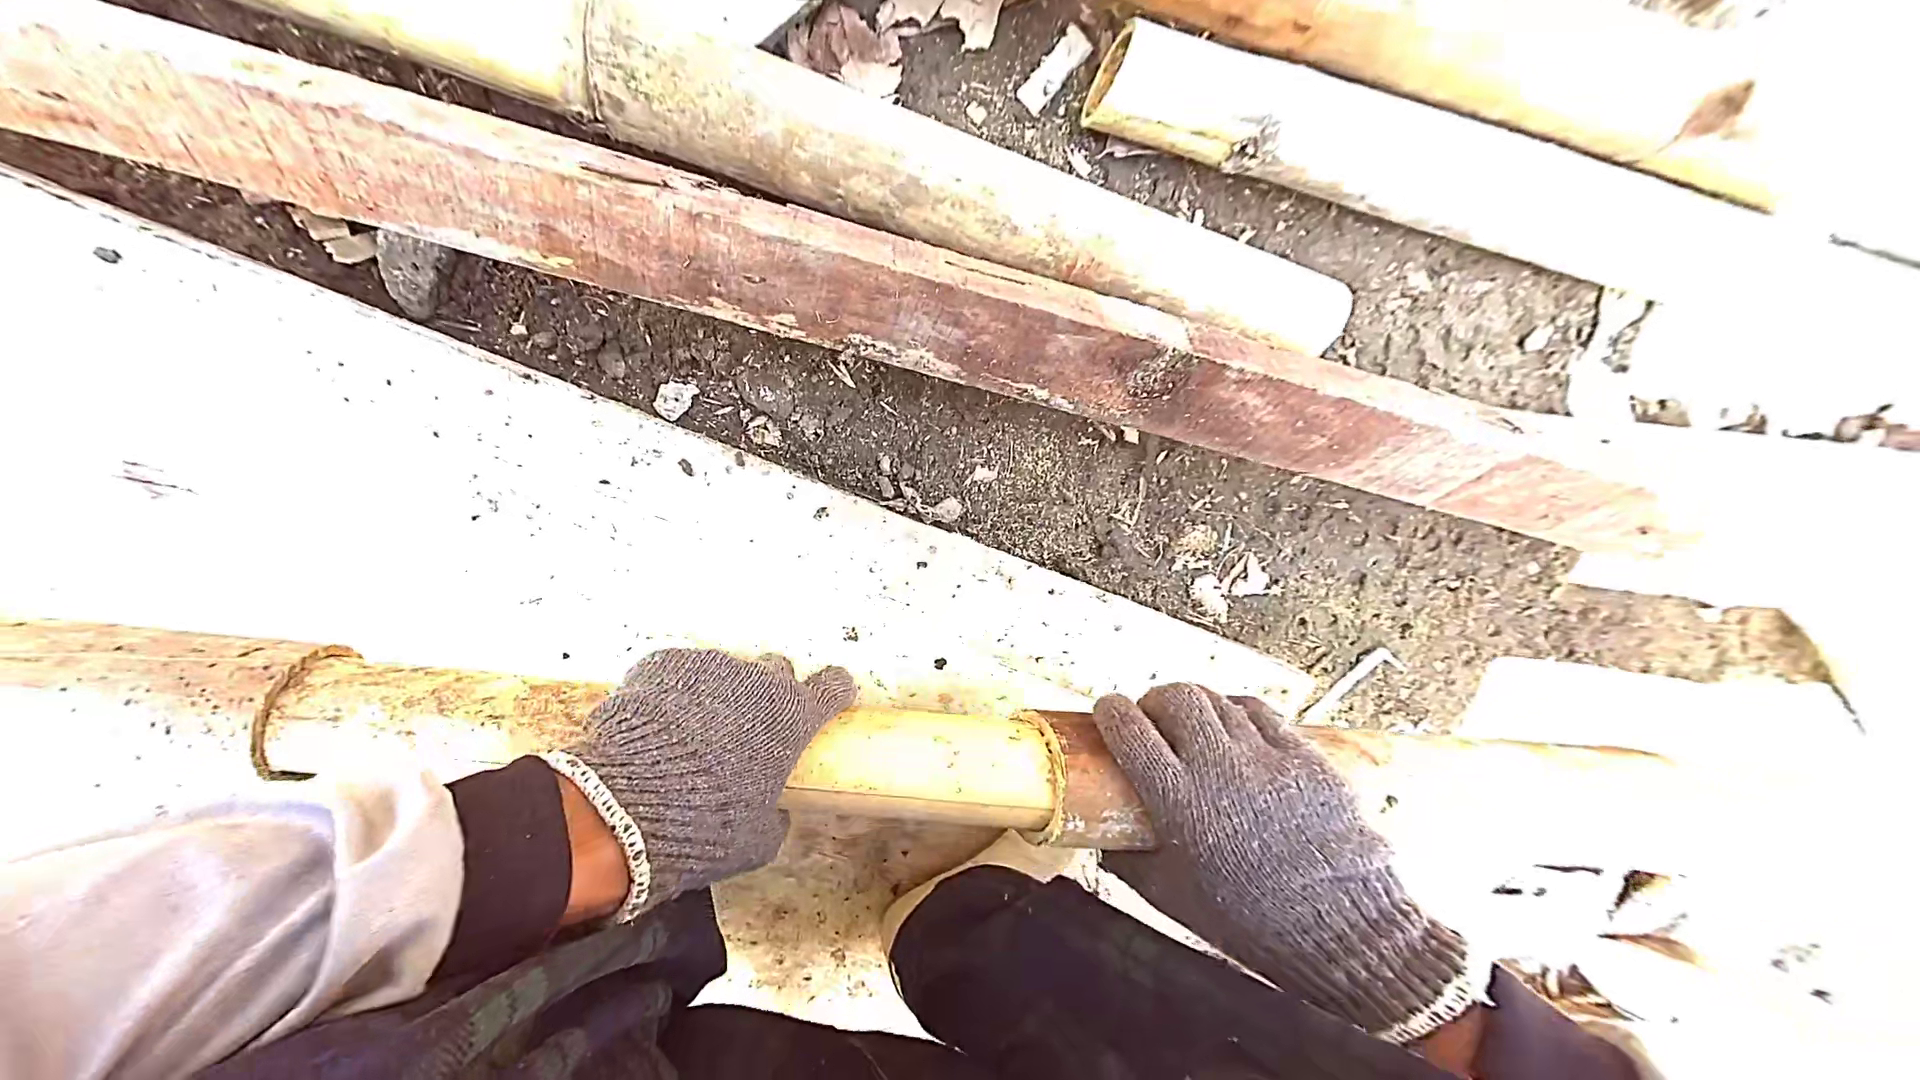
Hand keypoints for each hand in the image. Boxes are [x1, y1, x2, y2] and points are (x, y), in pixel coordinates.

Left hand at [546, 649, 855, 920]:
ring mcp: (713, 666)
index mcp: (793, 717)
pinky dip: (675, 691)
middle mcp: (760, 682)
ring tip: (688, 732)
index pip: (833, 685)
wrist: (623, 808)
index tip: (827, 698)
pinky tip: (655, 724)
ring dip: (718, 695)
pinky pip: (680, 672)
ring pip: (726, 673)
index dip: (833, 691)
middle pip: (778, 670)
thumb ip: (775, 815)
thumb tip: (775, 810)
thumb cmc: (705, 826)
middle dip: (768, 692)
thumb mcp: (757, 840)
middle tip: (746, 726)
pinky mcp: (667, 663)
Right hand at [1094, 684, 1476, 1041]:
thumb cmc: (1251, 920)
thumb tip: (1100, 835)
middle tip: (1154, 717)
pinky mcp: (1304, 756)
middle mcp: (1219, 769)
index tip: (1108, 710)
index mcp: (1179, 802)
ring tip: (1194, 725)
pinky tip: (1234, 731)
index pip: (1129, 729)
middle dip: (1155, 700)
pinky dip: (1236, 712)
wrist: (1343, 932)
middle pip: (1175, 696)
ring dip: (1195, 705)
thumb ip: (1127, 857)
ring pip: (1216, 698)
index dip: (1110, 710)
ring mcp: (1265, 758)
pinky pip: (1258, 711)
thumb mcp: (1170, 893)